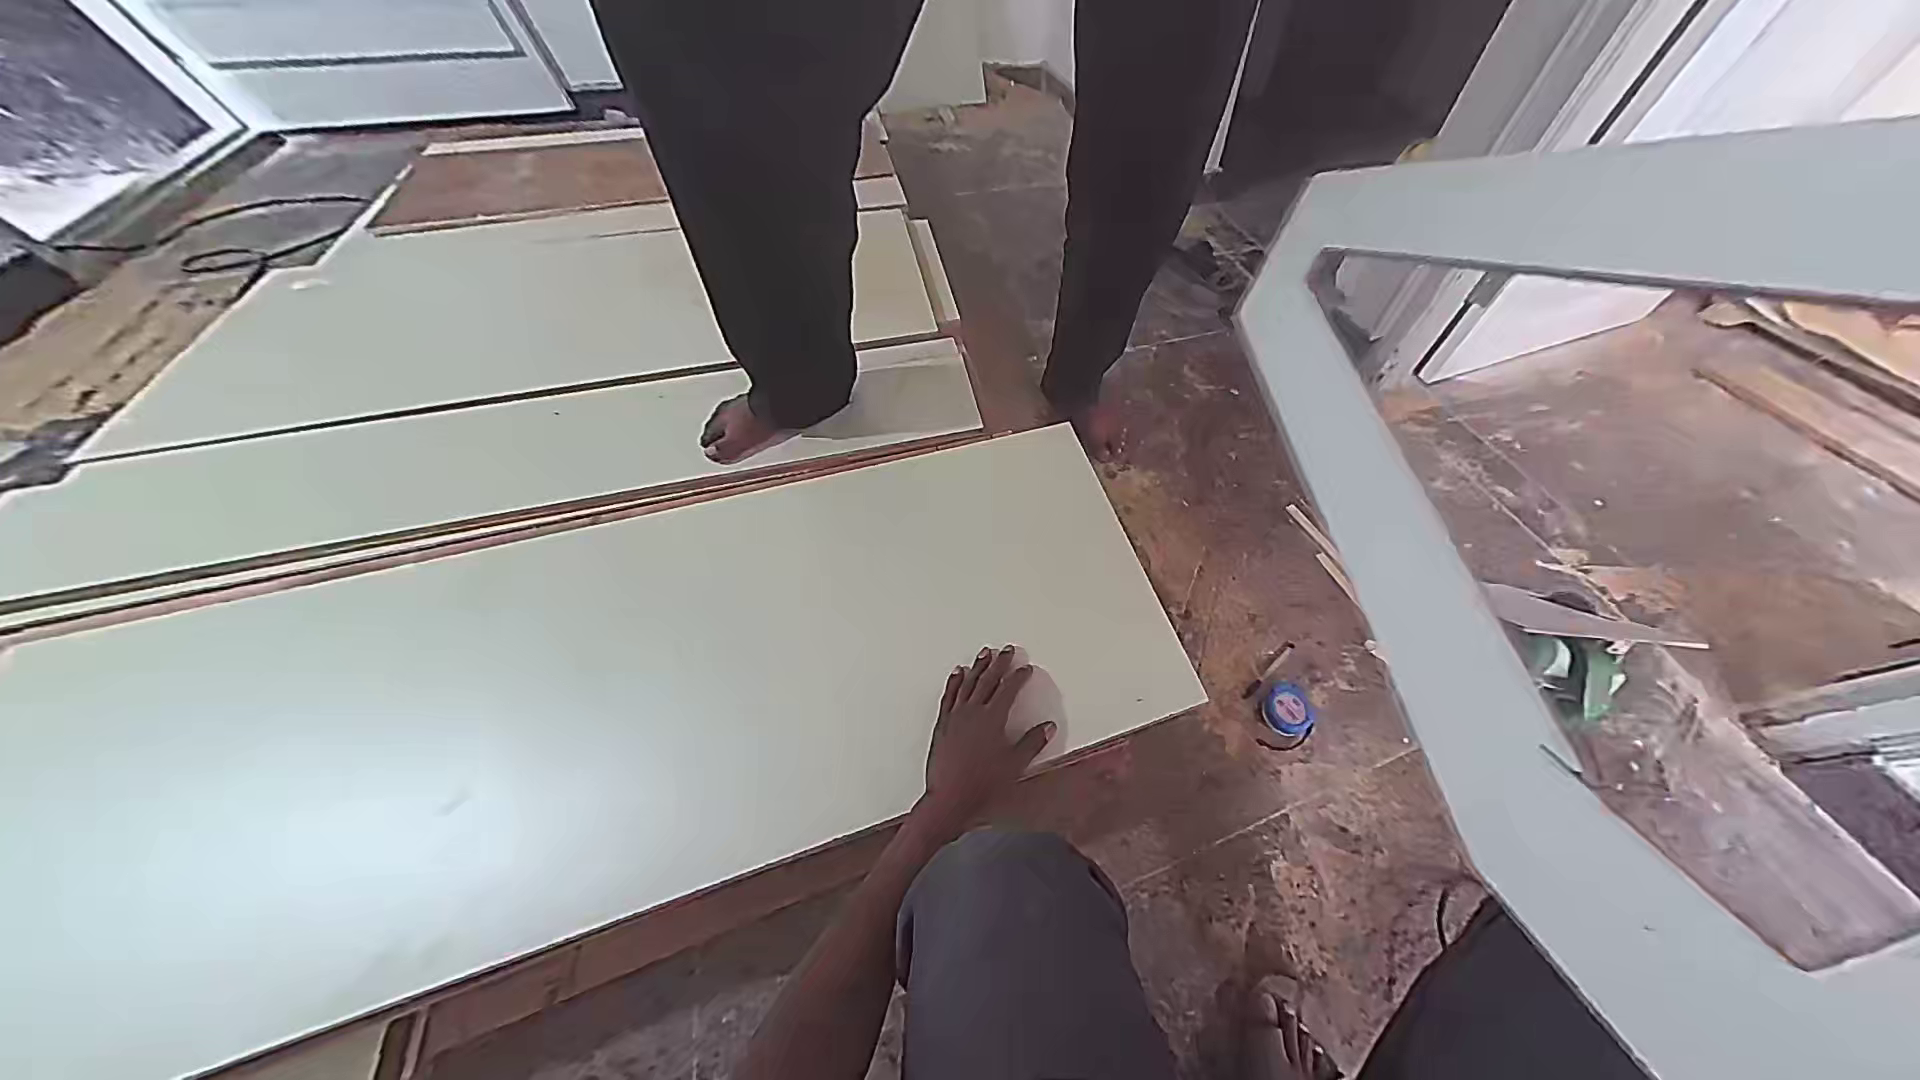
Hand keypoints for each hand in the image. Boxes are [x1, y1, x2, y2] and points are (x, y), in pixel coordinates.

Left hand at [919, 645, 1054, 834]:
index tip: (1025, 668)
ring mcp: (955, 715)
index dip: (1018, 677)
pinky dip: (955, 681)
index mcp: (992, 718)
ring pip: (968, 683)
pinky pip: (949, 695)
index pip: (1008, 690)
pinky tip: (958, 672)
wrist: (949, 798)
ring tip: (984, 653)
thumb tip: (1047, 727)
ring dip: (978, 666)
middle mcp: (972, 711)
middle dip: (999, 663)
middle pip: (988, 680)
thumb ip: (1032, 743)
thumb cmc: (983, 784)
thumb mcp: (1015, 765)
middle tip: (1007, 650)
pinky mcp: (942, 723)